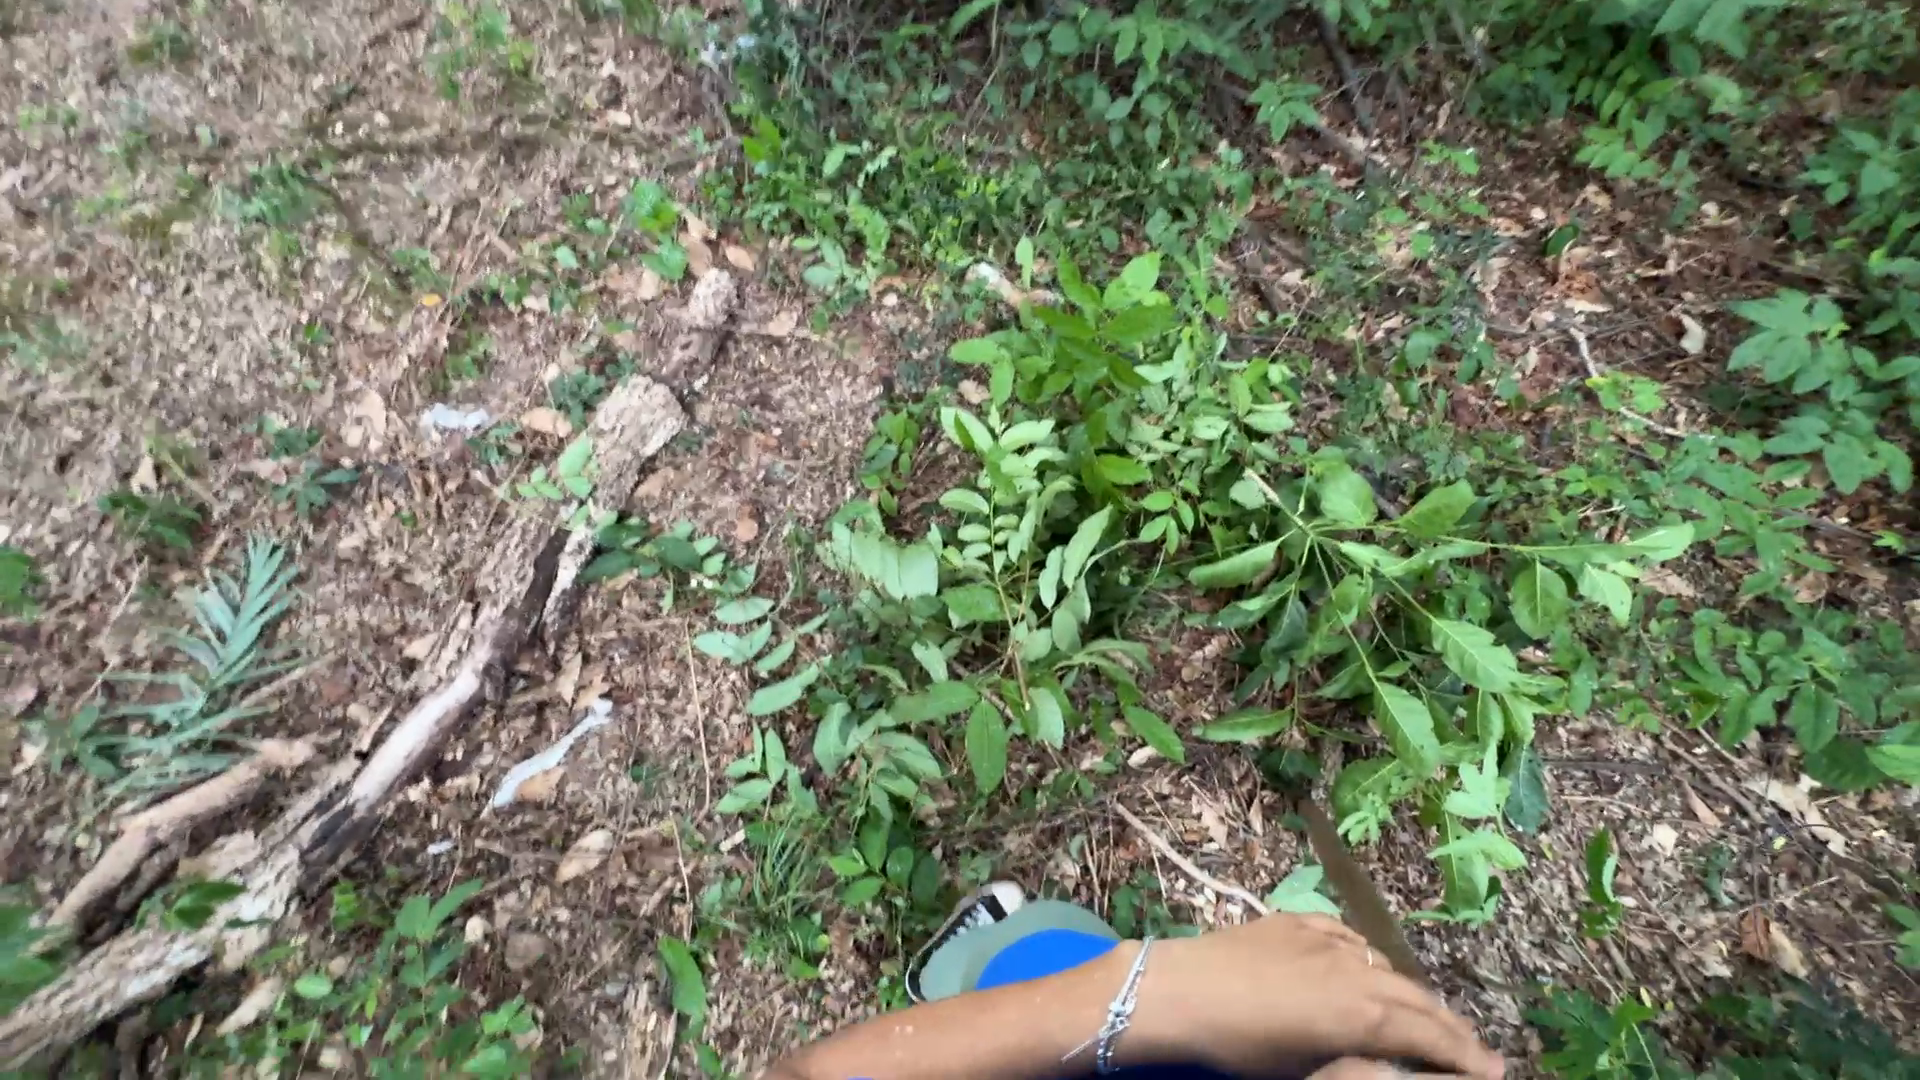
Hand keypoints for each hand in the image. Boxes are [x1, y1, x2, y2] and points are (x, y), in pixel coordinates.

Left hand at [1120, 914, 1502, 1079]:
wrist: (1182, 989)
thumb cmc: (1245, 1047)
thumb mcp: (1312, 1071)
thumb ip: (1366, 1066)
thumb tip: (1400, 1064)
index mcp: (1363, 1011)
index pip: (1430, 1036)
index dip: (1467, 1057)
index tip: (1495, 1071)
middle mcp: (1351, 967)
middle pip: (1414, 997)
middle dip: (1449, 1025)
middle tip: (1475, 1048)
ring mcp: (1318, 937)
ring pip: (1381, 963)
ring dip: (1407, 988)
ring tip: (1422, 1009)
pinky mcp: (1288, 921)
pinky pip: (1341, 933)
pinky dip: (1363, 953)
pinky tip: (1365, 962)